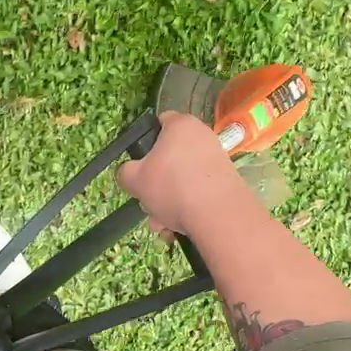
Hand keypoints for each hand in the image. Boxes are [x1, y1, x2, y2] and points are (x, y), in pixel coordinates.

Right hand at [117, 111, 255, 235]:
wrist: (217, 213)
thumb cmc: (171, 186)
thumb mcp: (134, 179)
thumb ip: (125, 172)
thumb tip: (129, 173)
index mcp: (180, 125)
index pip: (160, 122)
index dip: (146, 142)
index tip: (140, 164)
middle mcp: (201, 135)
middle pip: (170, 158)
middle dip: (156, 186)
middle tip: (149, 205)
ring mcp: (216, 158)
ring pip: (182, 180)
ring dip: (168, 204)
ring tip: (163, 225)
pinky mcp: (225, 180)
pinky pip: (198, 192)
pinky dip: (186, 208)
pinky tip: (178, 228)